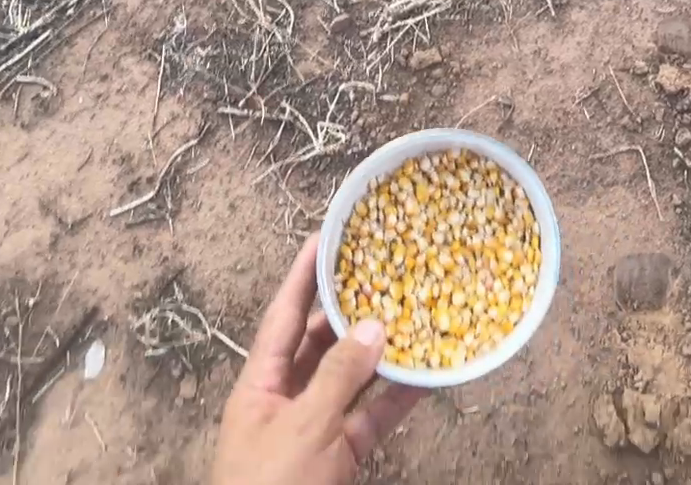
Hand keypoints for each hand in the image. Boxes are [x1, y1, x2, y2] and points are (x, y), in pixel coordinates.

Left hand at [210, 236, 425, 484]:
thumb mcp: (302, 430)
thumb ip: (340, 376)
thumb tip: (377, 324)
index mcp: (260, 384)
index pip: (284, 315)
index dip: (304, 274)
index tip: (328, 234)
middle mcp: (287, 397)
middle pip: (323, 340)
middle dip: (355, 307)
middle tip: (389, 269)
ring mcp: (316, 426)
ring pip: (354, 375)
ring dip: (384, 351)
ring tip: (418, 312)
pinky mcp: (340, 455)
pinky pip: (373, 415)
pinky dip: (398, 397)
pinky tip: (430, 374)